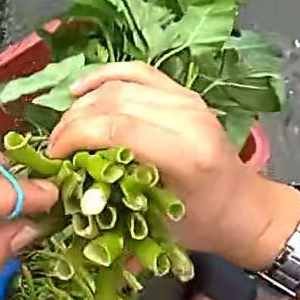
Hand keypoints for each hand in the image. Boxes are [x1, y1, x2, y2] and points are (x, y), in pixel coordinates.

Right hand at [46, 63, 299, 266]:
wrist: (246, 208)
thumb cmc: (203, 224)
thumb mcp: (156, 227)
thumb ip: (112, 202)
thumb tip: (62, 186)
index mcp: (185, 155)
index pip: (115, 129)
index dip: (74, 137)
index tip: (53, 157)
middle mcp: (188, 119)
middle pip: (112, 103)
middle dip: (72, 122)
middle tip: (53, 147)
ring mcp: (188, 100)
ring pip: (118, 86)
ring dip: (82, 105)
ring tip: (64, 129)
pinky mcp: (184, 92)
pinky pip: (136, 72)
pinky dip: (103, 76)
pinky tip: (79, 89)